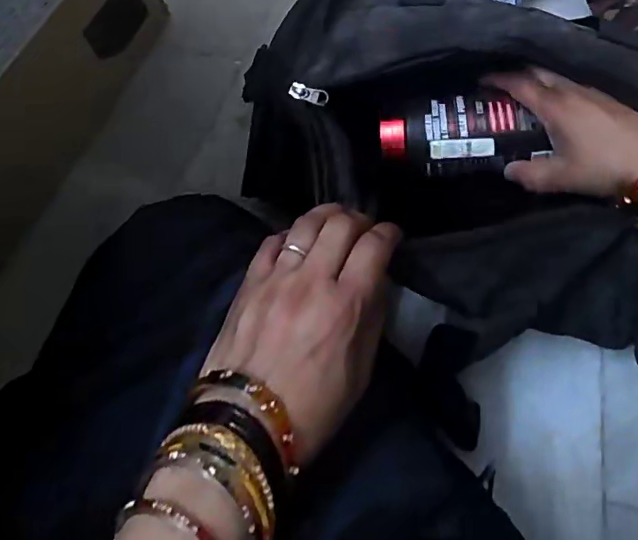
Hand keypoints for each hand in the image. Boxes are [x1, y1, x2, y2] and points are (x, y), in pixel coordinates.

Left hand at [200, 204, 399, 461]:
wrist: (244, 422)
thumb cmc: (313, 408)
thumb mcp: (360, 374)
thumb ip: (371, 320)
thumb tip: (375, 282)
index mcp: (346, 305)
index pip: (374, 246)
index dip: (388, 233)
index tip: (392, 234)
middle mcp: (313, 280)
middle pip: (341, 224)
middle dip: (359, 219)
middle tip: (364, 227)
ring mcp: (278, 276)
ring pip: (305, 223)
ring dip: (326, 215)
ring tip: (334, 219)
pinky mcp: (251, 280)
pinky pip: (273, 241)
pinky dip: (290, 234)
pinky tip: (296, 240)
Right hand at [482, 67, 637, 197]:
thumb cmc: (604, 166)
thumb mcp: (563, 177)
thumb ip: (531, 174)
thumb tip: (508, 170)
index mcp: (554, 105)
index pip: (518, 83)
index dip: (497, 79)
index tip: (480, 80)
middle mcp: (569, 90)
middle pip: (536, 71)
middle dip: (516, 73)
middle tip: (500, 85)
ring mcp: (591, 91)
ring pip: (556, 76)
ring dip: (538, 79)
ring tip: (526, 94)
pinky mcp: (607, 98)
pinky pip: (571, 83)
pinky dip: (556, 87)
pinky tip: (559, 105)